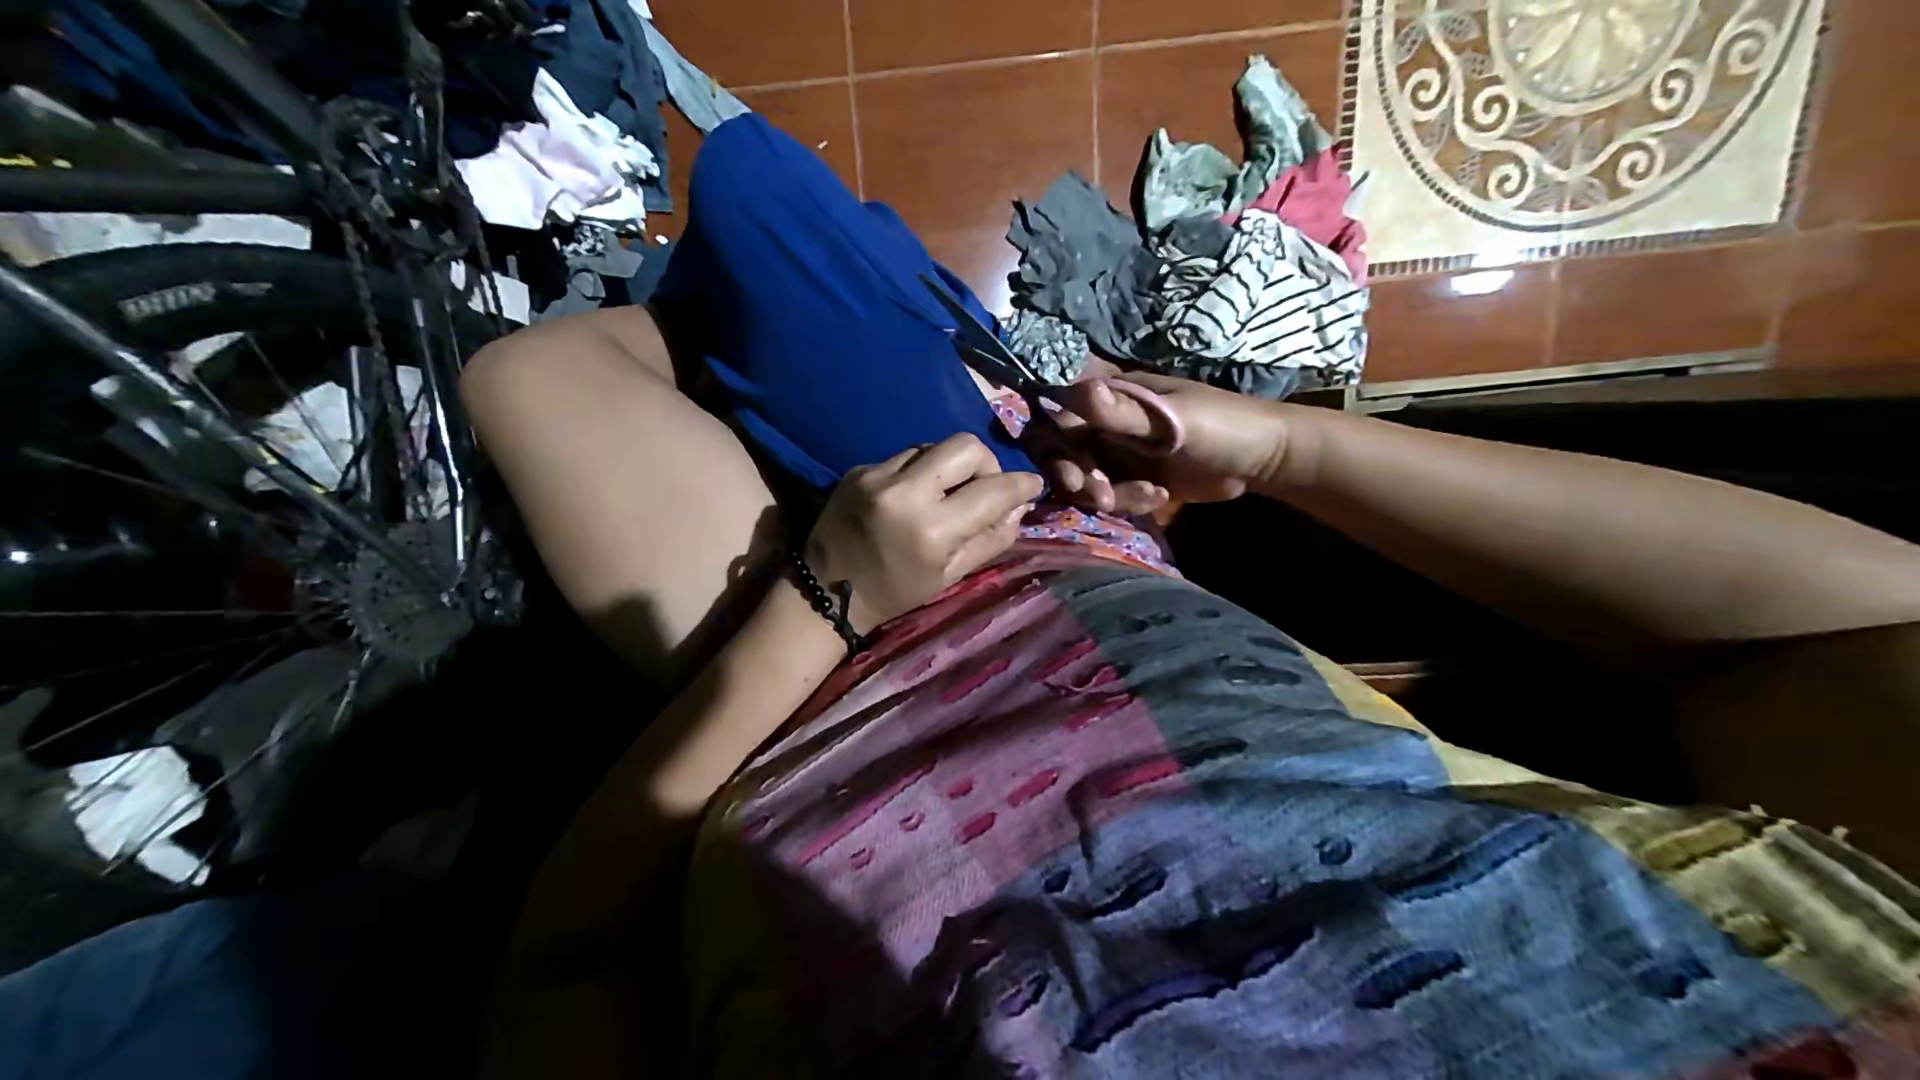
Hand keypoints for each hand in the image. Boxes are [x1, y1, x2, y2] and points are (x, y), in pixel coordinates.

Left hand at [806, 433, 1041, 632]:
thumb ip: (992, 538)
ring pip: (933, 445)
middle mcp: (904, 492)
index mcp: (932, 529)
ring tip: (943, 494)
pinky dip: (918, 472)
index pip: (993, 490)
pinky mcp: (858, 468)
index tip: (1032, 484)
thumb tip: (1020, 504)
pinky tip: (910, 497)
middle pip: (966, 445)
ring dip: (949, 466)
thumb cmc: (896, 592)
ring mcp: (876, 475)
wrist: (825, 591)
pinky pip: (904, 456)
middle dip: (986, 464)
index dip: (1021, 484)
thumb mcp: (951, 575)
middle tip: (983, 488)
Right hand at [1032, 372, 1292, 512]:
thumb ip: (1125, 413)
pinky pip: (1111, 497)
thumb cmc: (1223, 426)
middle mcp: (1105, 423)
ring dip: (1110, 494)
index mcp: (1111, 397)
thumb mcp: (1175, 419)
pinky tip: (1162, 498)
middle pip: (1064, 454)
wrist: (1262, 460)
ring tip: (1152, 496)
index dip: (1055, 448)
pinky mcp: (1130, 480)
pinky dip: (1131, 502)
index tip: (1075, 477)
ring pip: (1085, 481)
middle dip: (1080, 479)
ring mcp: (1117, 453)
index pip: (1059, 418)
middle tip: (1103, 498)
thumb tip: (1081, 391)